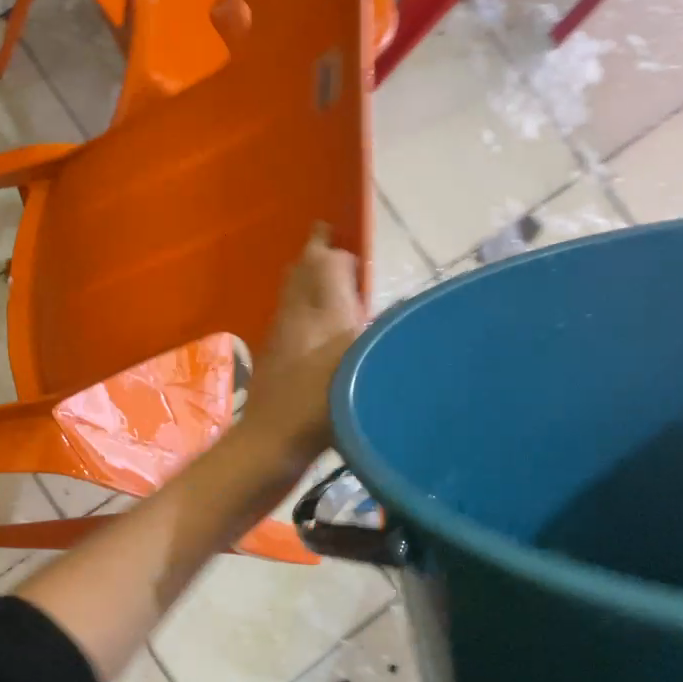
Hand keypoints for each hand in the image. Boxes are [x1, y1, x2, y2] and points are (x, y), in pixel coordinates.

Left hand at [238, 222, 366, 465]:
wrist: (267, 449)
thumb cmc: (315, 407)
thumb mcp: (359, 362)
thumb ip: (387, 334)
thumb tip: (415, 313)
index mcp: (317, 312)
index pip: (321, 266)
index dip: (329, 249)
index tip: (335, 232)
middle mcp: (294, 322)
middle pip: (299, 280)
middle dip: (314, 261)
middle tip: (327, 246)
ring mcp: (280, 348)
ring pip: (292, 304)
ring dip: (307, 288)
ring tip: (326, 283)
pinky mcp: (276, 373)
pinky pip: (291, 330)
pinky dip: (304, 319)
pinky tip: (316, 335)